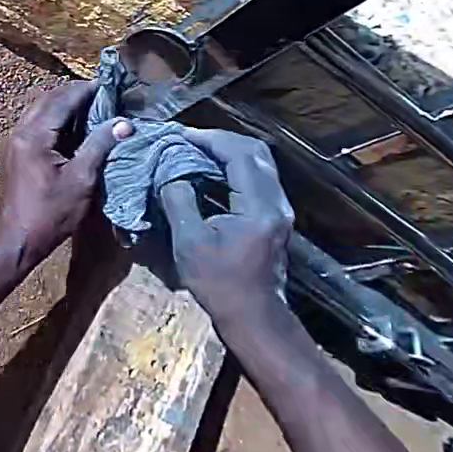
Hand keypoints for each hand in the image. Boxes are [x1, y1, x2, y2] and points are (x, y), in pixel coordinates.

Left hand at [0, 81, 132, 267]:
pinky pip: (38, 122)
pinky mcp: (18, 151)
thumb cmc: (51, 213)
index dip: (87, 90)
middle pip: (49, 99)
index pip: (63, 100)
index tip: (110, 85)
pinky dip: (57, 116)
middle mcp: (22, 132)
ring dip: (65, 103)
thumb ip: (100, 145)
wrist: (18, 240)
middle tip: (103, 93)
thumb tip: (124, 122)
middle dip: (75, 92)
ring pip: (42, 109)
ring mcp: (17, 141)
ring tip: (93, 105)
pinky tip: (75, 125)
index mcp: (35, 136)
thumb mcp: (82, 179)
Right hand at [160, 129, 294, 330]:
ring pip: (260, 162)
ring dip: (230, 151)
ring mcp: (281, 208)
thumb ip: (179, 200)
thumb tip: (171, 171)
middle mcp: (277, 202)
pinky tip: (214, 170)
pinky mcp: (277, 215)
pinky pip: (260, 176)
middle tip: (191, 139)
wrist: (253, 316)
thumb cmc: (218, 283)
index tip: (182, 135)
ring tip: (199, 150)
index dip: (210, 139)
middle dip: (221, 140)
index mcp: (258, 207)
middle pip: (255, 151)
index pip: (238, 155)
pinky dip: (237, 166)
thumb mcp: (189, 242)